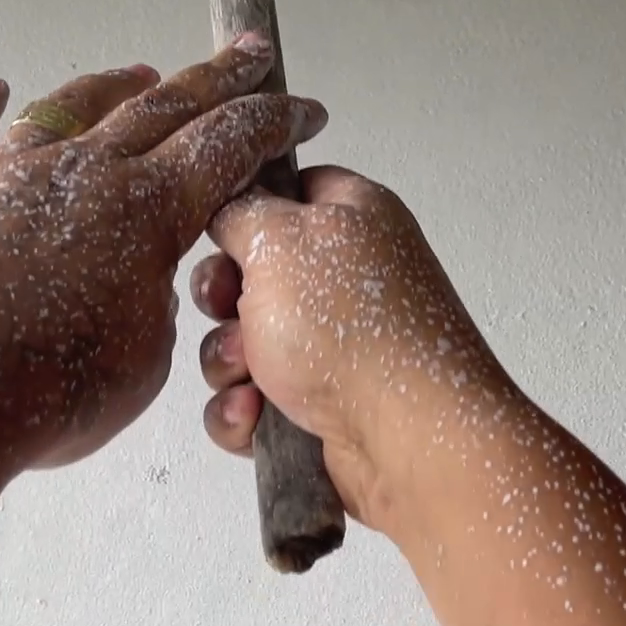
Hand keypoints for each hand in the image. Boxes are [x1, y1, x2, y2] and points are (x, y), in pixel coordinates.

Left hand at [0, 34, 325, 469]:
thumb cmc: (54, 392)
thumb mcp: (150, 354)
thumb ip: (156, 297)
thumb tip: (140, 274)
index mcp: (148, 211)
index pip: (230, 143)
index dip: (275, 119)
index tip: (305, 107)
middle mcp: (85, 174)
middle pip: (165, 105)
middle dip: (220, 76)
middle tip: (249, 51)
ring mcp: (6, 176)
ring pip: (71, 108)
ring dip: (115, 84)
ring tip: (140, 71)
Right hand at [188, 166, 504, 526]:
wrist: (406, 438)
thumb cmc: (348, 326)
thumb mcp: (281, 239)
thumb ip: (243, 210)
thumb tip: (233, 211)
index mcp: (356, 217)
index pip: (295, 187)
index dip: (251, 204)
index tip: (219, 228)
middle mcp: (350, 275)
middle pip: (257, 270)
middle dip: (224, 296)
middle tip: (227, 306)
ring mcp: (337, 342)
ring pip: (245, 339)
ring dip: (228, 359)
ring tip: (251, 375)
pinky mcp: (321, 402)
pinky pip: (255, 398)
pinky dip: (245, 410)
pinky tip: (255, 416)